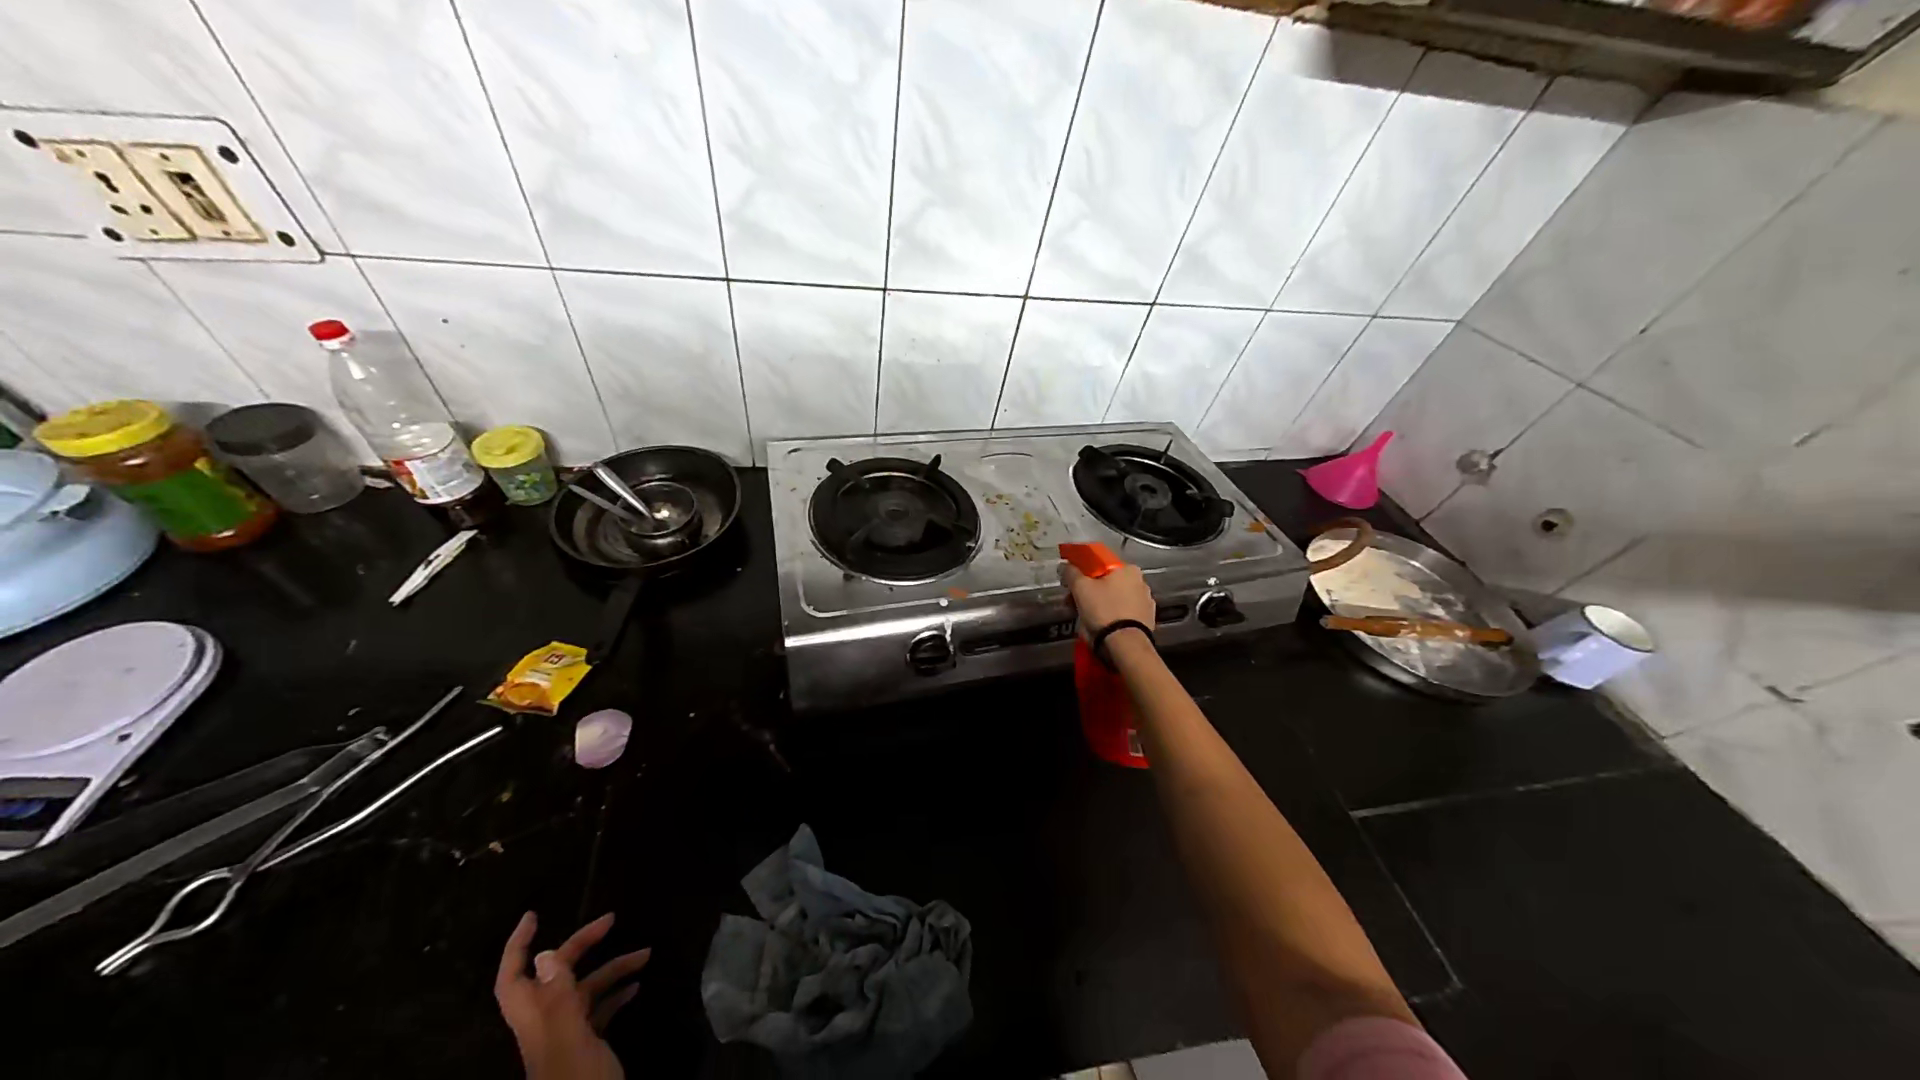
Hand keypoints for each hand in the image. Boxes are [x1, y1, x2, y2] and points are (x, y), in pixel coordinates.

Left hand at [495, 911, 650, 1079]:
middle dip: (582, 945)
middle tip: (611, 920)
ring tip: (645, 955)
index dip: (519, 946)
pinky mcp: (586, 1047)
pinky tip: (636, 987)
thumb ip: (558, 997)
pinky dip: (616, 994)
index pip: (514, 975)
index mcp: (534, 1018)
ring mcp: (566, 1036)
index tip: (535, 915)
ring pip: (585, 990)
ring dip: (612, 969)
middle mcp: (546, 1023)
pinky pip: (599, 1010)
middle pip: (558, 973)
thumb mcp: (569, 1039)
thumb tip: (547, 953)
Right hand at [1060, 560, 1155, 641]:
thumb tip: (1064, 565)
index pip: (1100, 564)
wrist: (1125, 645)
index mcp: (1128, 569)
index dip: (1081, 572)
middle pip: (1107, 582)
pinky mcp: (1146, 620)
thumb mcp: (1080, 588)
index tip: (1070, 582)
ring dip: (1098, 603)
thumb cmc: (1103, 610)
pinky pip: (1122, 613)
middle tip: (1072, 601)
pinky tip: (1100, 625)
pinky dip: (1110, 616)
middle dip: (1087, 590)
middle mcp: (1141, 582)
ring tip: (1083, 616)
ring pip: (1114, 598)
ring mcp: (1145, 602)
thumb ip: (1071, 573)